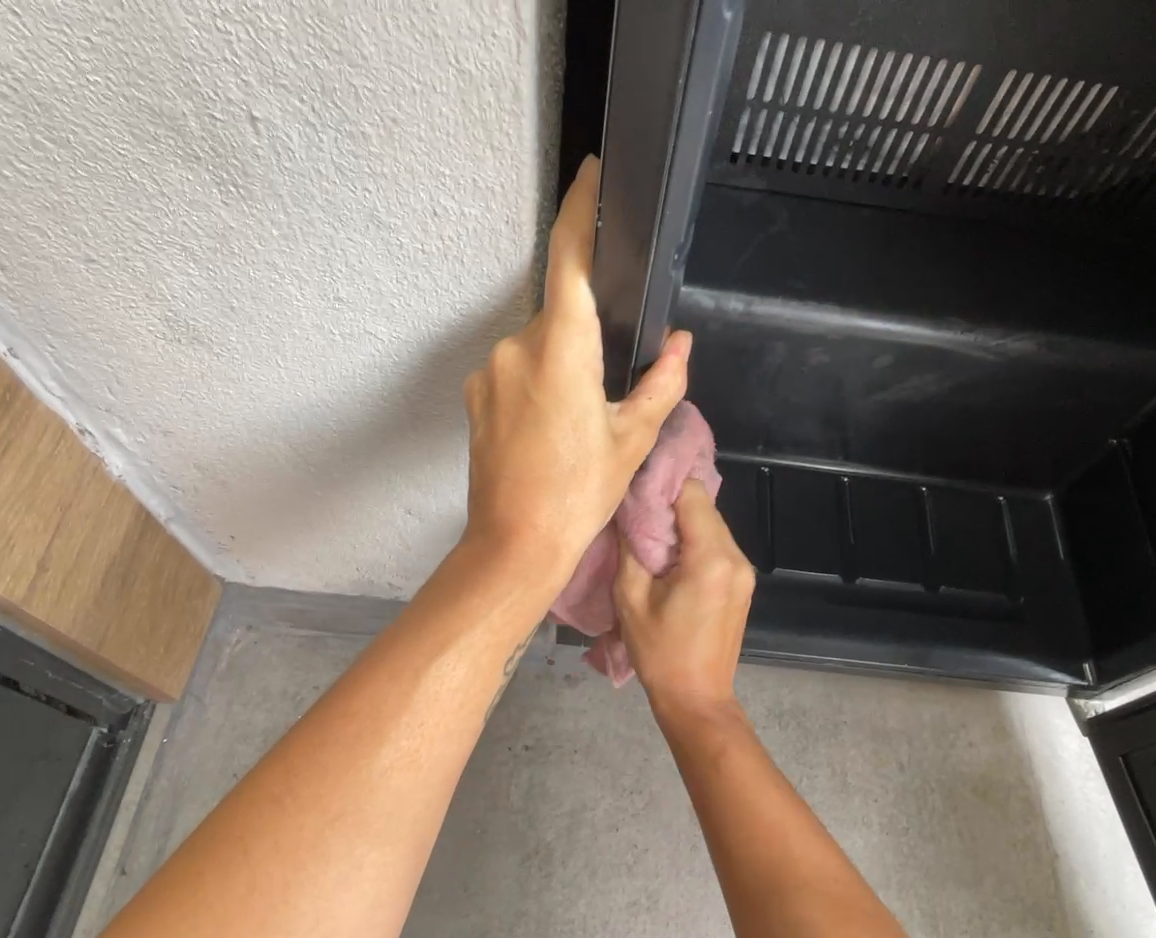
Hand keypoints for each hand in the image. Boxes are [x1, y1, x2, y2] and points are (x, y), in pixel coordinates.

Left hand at [461, 155, 691, 578]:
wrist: (514, 544)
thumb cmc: (577, 496)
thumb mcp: (632, 439)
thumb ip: (661, 382)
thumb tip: (679, 344)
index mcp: (562, 350)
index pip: (570, 258)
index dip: (581, 210)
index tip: (592, 175)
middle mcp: (517, 349)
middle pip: (561, 312)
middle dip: (589, 335)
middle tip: (610, 392)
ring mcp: (489, 372)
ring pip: (539, 345)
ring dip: (565, 366)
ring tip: (580, 426)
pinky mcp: (476, 395)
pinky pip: (516, 369)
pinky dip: (540, 383)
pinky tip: (553, 431)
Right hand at [613, 479, 754, 719]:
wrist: (697, 698)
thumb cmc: (660, 653)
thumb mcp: (631, 598)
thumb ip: (630, 547)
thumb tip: (627, 510)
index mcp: (710, 559)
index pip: (691, 494)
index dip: (662, 487)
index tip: (636, 493)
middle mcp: (736, 558)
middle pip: (704, 507)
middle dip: (670, 506)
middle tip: (637, 516)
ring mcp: (744, 571)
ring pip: (712, 525)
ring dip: (682, 525)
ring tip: (651, 540)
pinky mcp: (743, 583)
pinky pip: (718, 546)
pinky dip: (694, 543)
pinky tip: (670, 559)